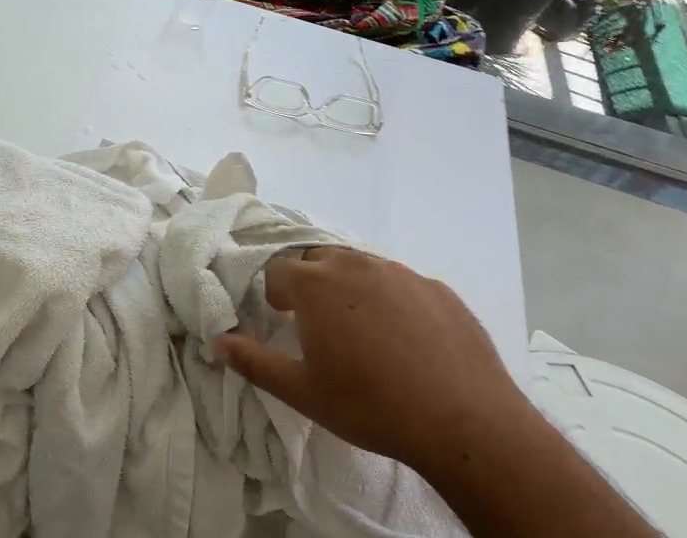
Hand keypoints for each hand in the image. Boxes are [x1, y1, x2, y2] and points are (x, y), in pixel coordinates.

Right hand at [211, 247, 537, 475]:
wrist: (469, 426)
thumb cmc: (372, 406)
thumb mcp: (302, 392)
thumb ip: (254, 362)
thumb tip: (218, 341)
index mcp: (314, 284)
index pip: (277, 271)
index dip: (275, 294)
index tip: (283, 320)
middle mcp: (353, 266)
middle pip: (318, 260)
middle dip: (311, 282)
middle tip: (318, 322)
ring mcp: (401, 274)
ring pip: (361, 267)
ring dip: (351, 287)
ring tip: (362, 329)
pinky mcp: (440, 290)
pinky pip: (403, 285)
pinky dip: (393, 301)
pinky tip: (406, 339)